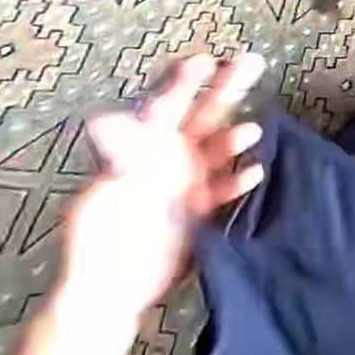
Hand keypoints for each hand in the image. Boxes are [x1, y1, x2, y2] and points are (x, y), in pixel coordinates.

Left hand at [57, 52, 267, 327]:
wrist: (112, 295)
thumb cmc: (97, 245)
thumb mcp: (103, 198)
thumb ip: (115, 160)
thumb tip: (108, 119)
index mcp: (141, 150)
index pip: (166, 105)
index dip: (184, 82)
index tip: (206, 60)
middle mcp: (169, 158)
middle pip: (203, 115)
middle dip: (227, 87)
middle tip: (252, 60)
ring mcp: (187, 182)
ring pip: (218, 148)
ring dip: (236, 136)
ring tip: (253, 129)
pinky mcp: (201, 208)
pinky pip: (226, 185)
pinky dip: (240, 177)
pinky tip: (256, 170)